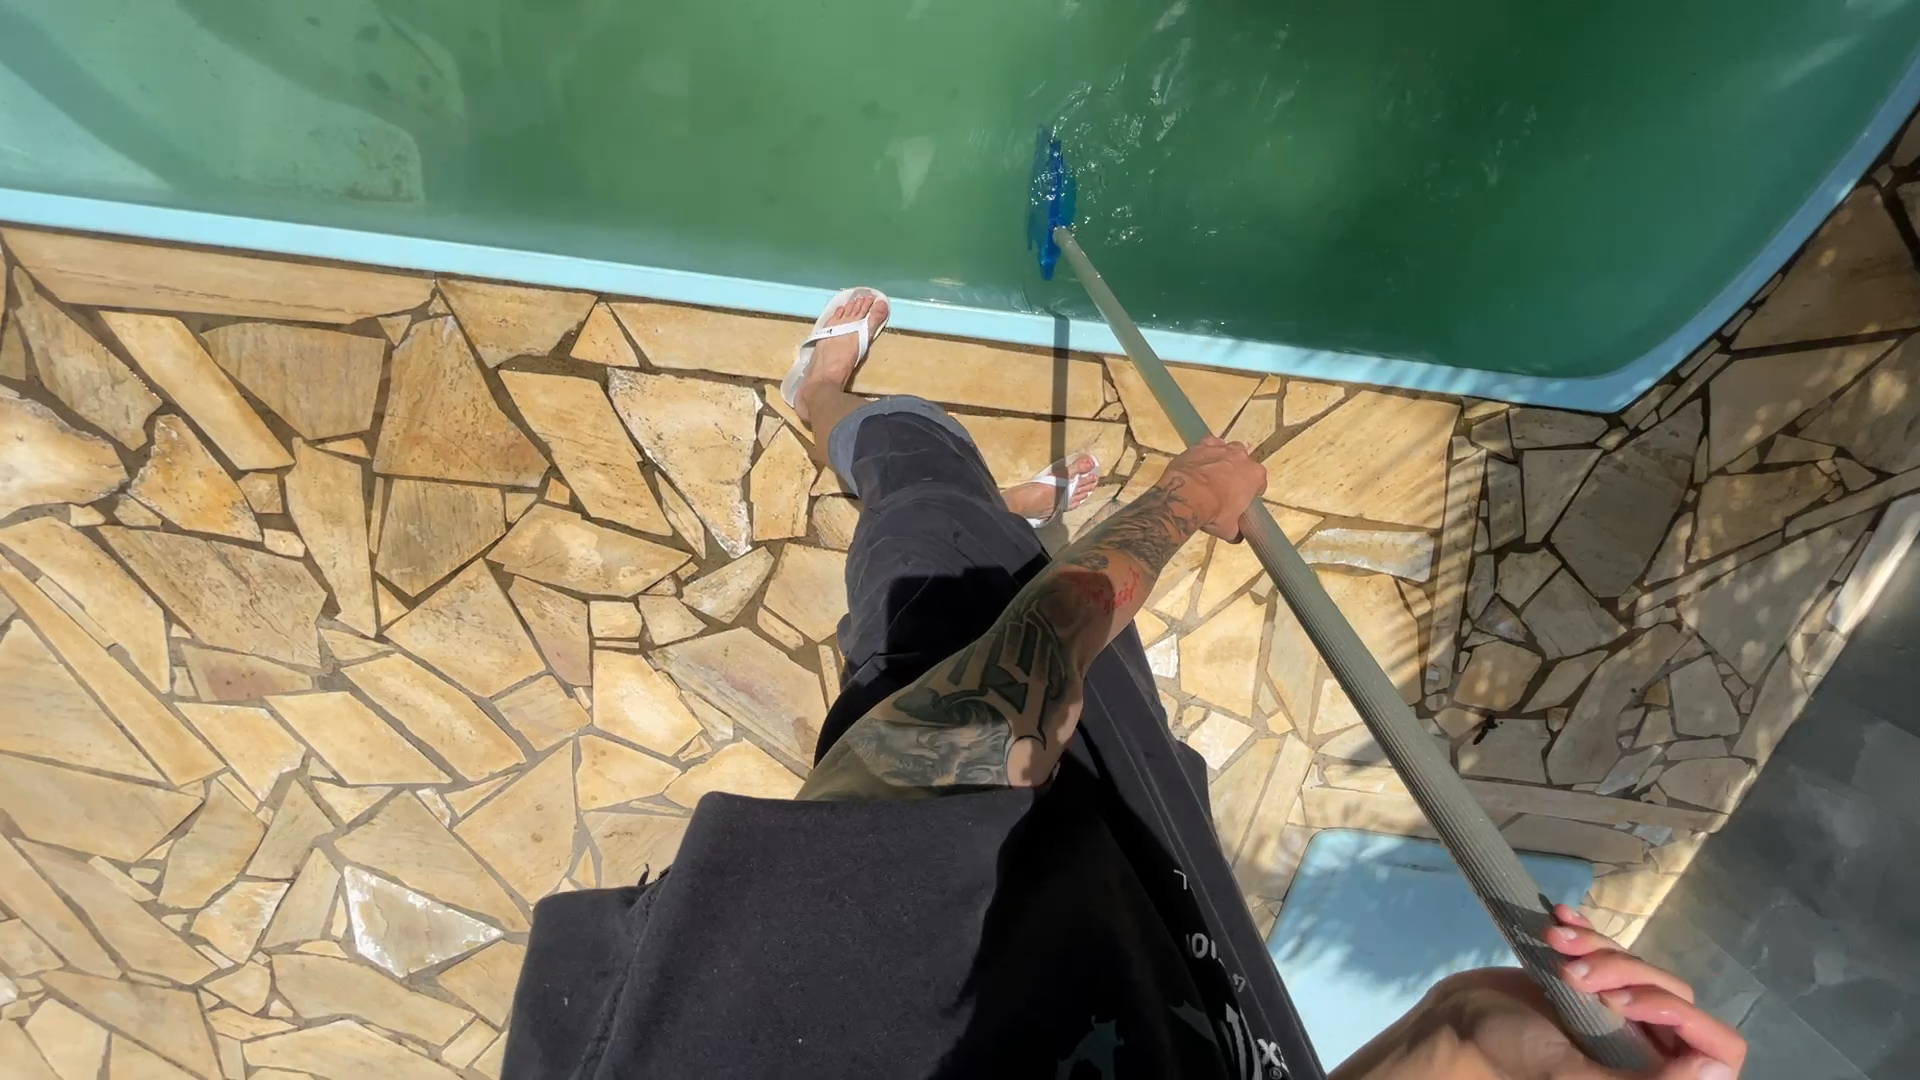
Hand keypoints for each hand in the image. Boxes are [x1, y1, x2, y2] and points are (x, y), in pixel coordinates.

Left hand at [1158, 436, 1265, 540]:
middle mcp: (1242, 458)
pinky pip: (1208, 444)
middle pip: (1244, 462)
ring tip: (1211, 473)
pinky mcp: (1201, 445)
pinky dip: (1205, 451)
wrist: (1187, 497)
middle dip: (1237, 472)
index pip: (1259, 482)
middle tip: (1225, 486)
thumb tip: (1237, 536)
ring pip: (1227, 449)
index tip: (1243, 499)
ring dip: (1222, 459)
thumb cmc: (1214, 513)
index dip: (1251, 491)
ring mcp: (1221, 448)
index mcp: (1255, 476)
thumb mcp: (1229, 529)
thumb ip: (1236, 530)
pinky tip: (1199, 462)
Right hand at [1414, 905, 1745, 1079]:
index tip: (1618, 1001)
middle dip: (1621, 971)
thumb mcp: (1576, 1077)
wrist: (1457, 1022)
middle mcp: (1648, 1044)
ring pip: (1636, 964)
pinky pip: (1602, 946)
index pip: (1716, 1046)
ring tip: (1552, 939)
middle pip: (1673, 995)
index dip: (1678, 1015)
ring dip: (1595, 945)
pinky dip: (1583, 927)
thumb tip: (1716, 1068)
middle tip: (1570, 972)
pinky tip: (1556, 915)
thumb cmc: (1513, 1057)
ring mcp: (1614, 1008)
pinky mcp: (1582, 978)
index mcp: (1656, 1075)